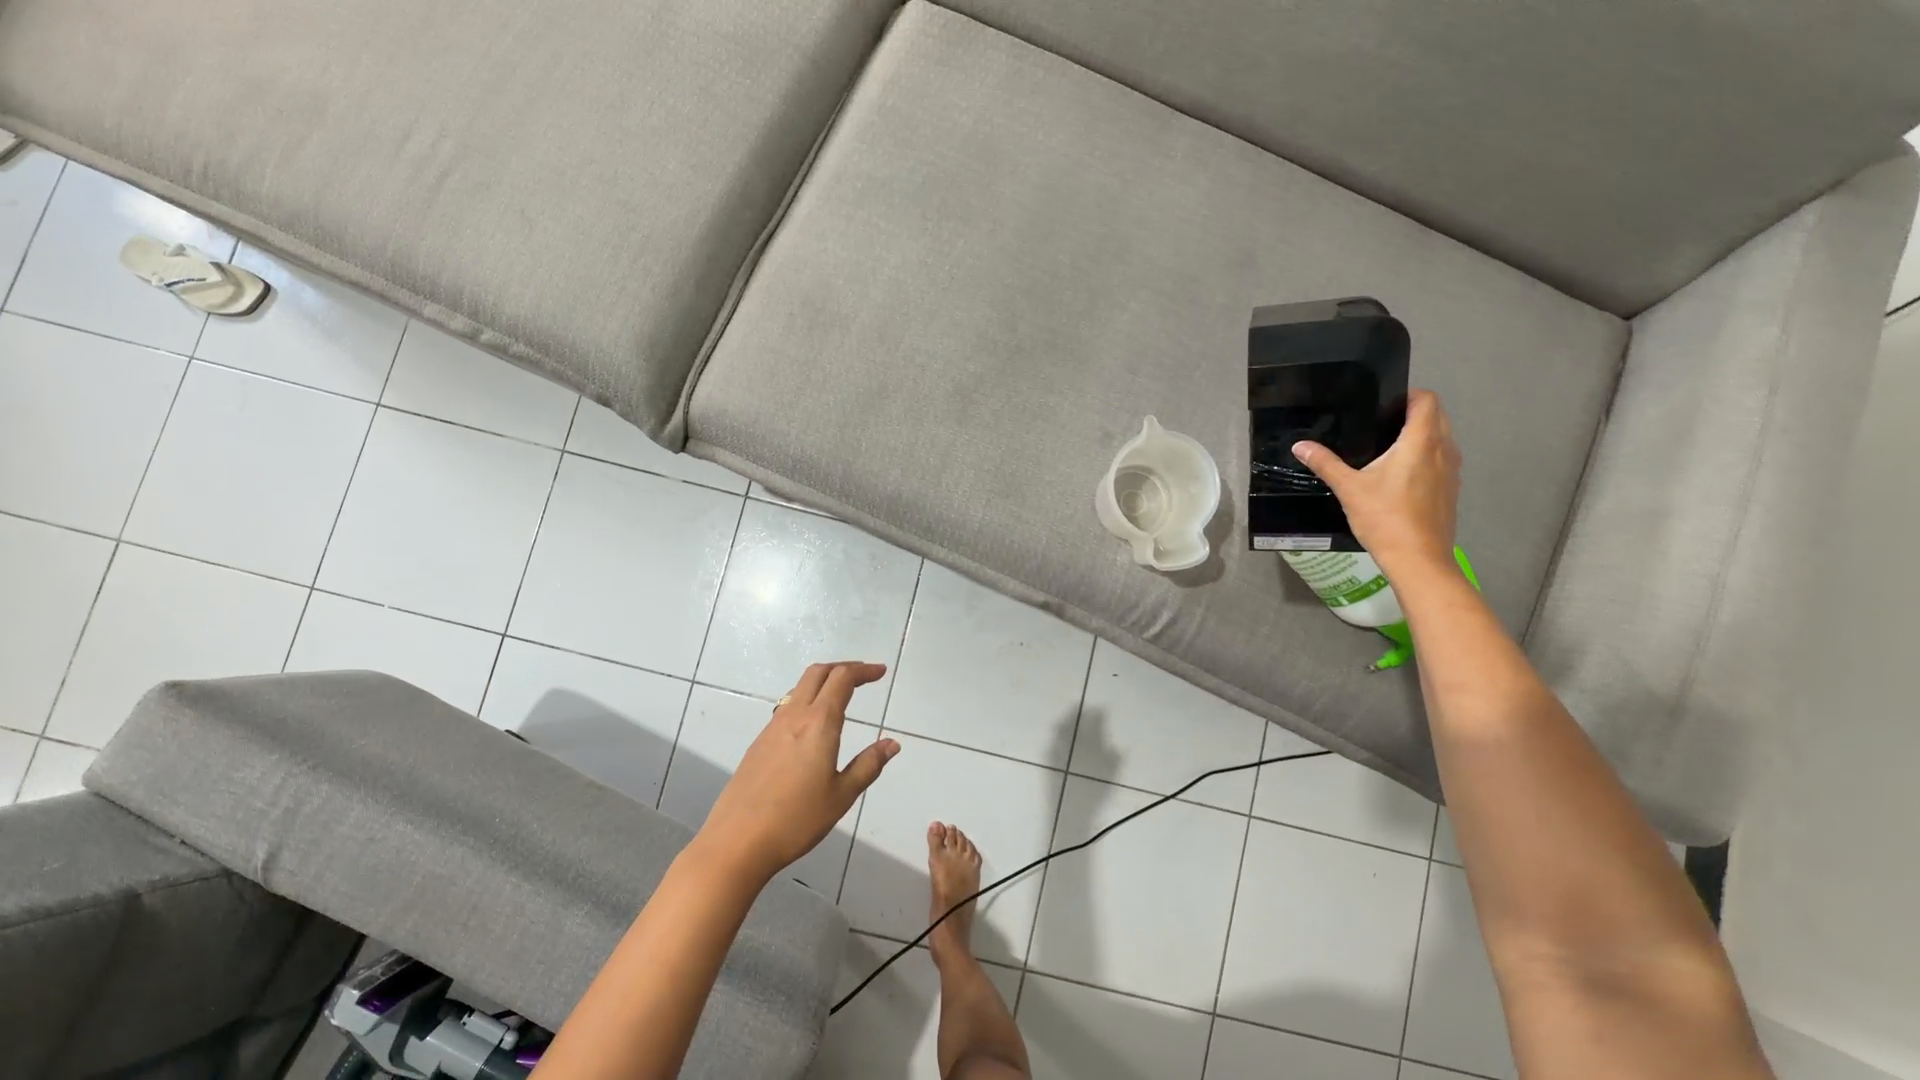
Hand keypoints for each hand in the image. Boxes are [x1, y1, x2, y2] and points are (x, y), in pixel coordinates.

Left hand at [693, 662, 899, 882]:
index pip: (842, 679)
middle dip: (843, 668)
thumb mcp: (842, 795)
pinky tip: (813, 726)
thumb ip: (868, 765)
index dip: (863, 670)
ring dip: (822, 682)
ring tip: (842, 696)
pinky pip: (786, 708)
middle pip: (817, 673)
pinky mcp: (758, 744)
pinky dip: (806, 701)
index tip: (880, 672)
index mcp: (819, 724)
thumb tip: (891, 744)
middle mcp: (793, 716)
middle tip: (864, 676)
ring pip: (798, 689)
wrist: (737, 840)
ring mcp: (771, 729)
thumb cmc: (797, 820)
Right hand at [1292, 388, 1461, 578]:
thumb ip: (1325, 463)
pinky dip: (1428, 457)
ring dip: (1425, 435)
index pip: (1427, 400)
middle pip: (1438, 417)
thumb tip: (1300, 446)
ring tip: (1391, 447)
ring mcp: (1452, 471)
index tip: (1386, 401)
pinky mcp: (1451, 490)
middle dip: (1415, 413)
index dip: (1410, 394)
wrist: (1418, 559)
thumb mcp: (1349, 488)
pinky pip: (1443, 461)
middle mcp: (1443, 450)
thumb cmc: (1385, 518)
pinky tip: (1403, 475)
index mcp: (1421, 442)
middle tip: (1383, 422)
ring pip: (1443, 439)